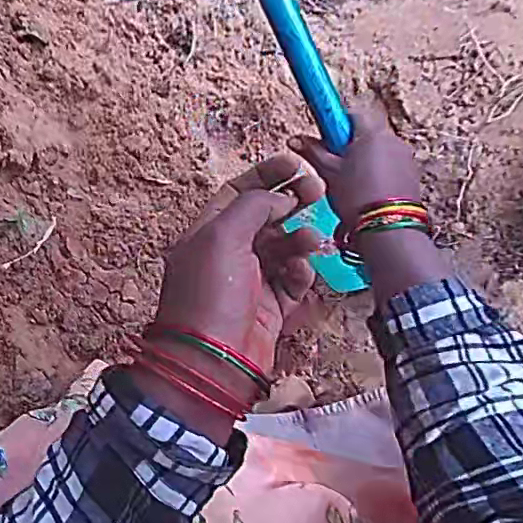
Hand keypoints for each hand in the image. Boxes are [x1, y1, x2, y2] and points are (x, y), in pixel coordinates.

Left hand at [137, 153, 324, 432]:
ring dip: (300, 239)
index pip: (236, 194)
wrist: (214, 359)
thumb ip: (252, 207)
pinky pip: (293, 279)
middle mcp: (225, 254)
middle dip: (291, 203)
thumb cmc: (210, 294)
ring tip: (310, 240)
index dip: (264, 176)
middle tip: (317, 191)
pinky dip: (301, 273)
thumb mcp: (222, 238)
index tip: (296, 162)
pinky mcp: (270, 306)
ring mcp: (248, 281)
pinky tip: (300, 274)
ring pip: (283, 247)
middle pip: (263, 217)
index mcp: (204, 234)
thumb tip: (280, 196)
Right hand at [289, 105, 422, 220]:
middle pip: (364, 132)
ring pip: (376, 149)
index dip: (334, 124)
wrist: (386, 223)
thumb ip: (311, 151)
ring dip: (359, 158)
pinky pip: (387, 164)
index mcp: (372, 134)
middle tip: (329, 163)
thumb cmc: (356, 195)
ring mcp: (404, 156)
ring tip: (345, 180)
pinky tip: (361, 189)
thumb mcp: (327, 171)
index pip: (351, 114)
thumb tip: (295, 139)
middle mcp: (392, 140)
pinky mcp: (410, 173)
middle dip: (345, 144)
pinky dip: (374, 171)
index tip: (322, 136)